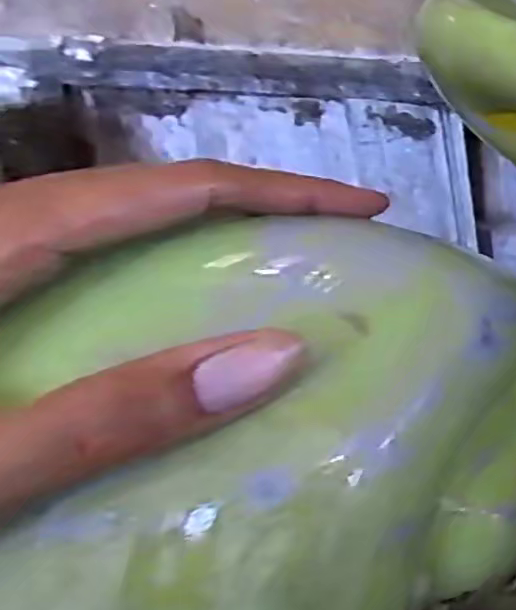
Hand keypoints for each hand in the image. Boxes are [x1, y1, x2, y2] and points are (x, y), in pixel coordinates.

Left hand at [0, 160, 388, 521]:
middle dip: (247, 196)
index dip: (275, 189)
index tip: (368, 207)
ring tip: (272, 246)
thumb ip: (98, 421)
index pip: (154, 192)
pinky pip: (53, 261)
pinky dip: (136, 261)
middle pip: (126, 192)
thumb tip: (283, 355)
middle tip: (335, 225)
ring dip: (195, 223)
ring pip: (84, 221)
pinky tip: (163, 298)